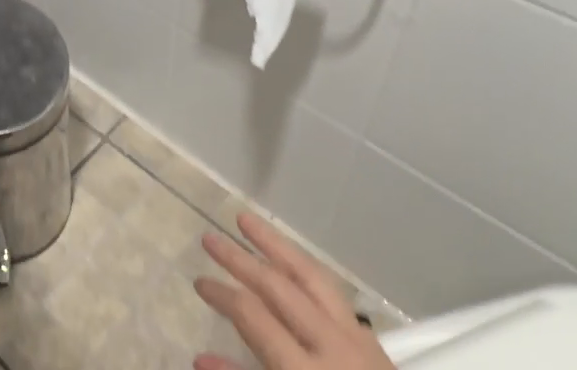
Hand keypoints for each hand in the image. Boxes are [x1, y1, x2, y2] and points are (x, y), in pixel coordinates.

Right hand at [194, 213, 396, 369]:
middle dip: (240, 259)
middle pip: (280, 287)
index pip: (253, 315)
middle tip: (209, 239)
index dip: (221, 294)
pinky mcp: (377, 347)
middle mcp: (333, 348)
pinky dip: (306, 270)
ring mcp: (360, 344)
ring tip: (248, 221)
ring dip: (277, 247)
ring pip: (313, 278)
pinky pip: (334, 294)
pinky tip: (293, 264)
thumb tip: (200, 359)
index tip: (199, 283)